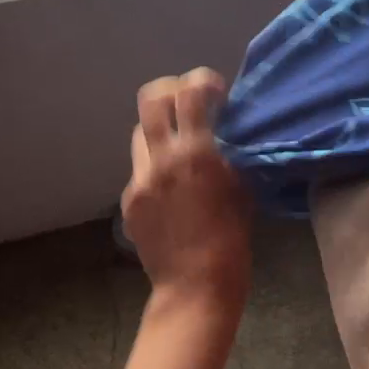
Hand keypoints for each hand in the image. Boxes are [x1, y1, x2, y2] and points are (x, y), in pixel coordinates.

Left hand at [122, 68, 252, 308]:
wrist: (195, 288)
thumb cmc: (231, 240)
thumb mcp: (240, 188)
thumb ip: (225, 154)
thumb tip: (220, 133)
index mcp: (195, 153)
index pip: (189, 93)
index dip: (201, 80)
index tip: (215, 89)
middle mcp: (161, 159)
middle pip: (151, 100)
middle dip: (169, 91)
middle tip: (185, 101)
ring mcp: (139, 179)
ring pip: (141, 134)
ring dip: (160, 132)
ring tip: (177, 147)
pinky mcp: (129, 200)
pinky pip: (139, 170)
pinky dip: (154, 169)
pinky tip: (170, 191)